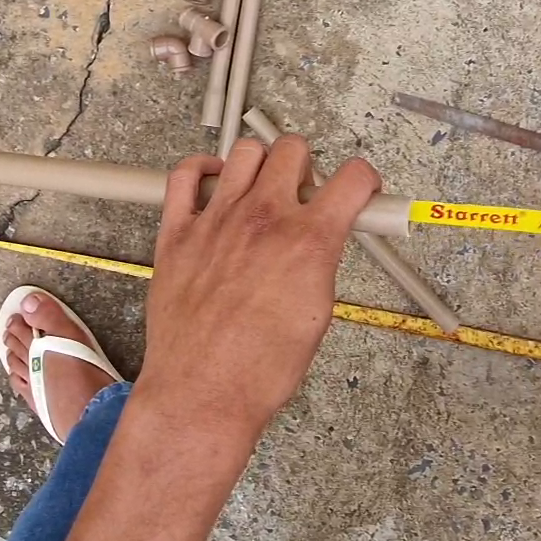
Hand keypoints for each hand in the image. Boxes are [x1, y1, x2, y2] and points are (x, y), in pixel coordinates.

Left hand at [135, 136, 381, 442]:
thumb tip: (324, 235)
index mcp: (307, 240)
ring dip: (260, 163)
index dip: (362, 180)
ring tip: (260, 188)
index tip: (358, 187)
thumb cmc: (261, 368)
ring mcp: (216, 218)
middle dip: (306, 165)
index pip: (351, 178)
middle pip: (293, 149)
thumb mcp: (318, 312)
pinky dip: (201, 169)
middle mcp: (262, 218)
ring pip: (244, 150)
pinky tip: (214, 182)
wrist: (204, 391)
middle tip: (302, 193)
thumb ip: (321, 259)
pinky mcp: (178, 230)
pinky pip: (184, 174)